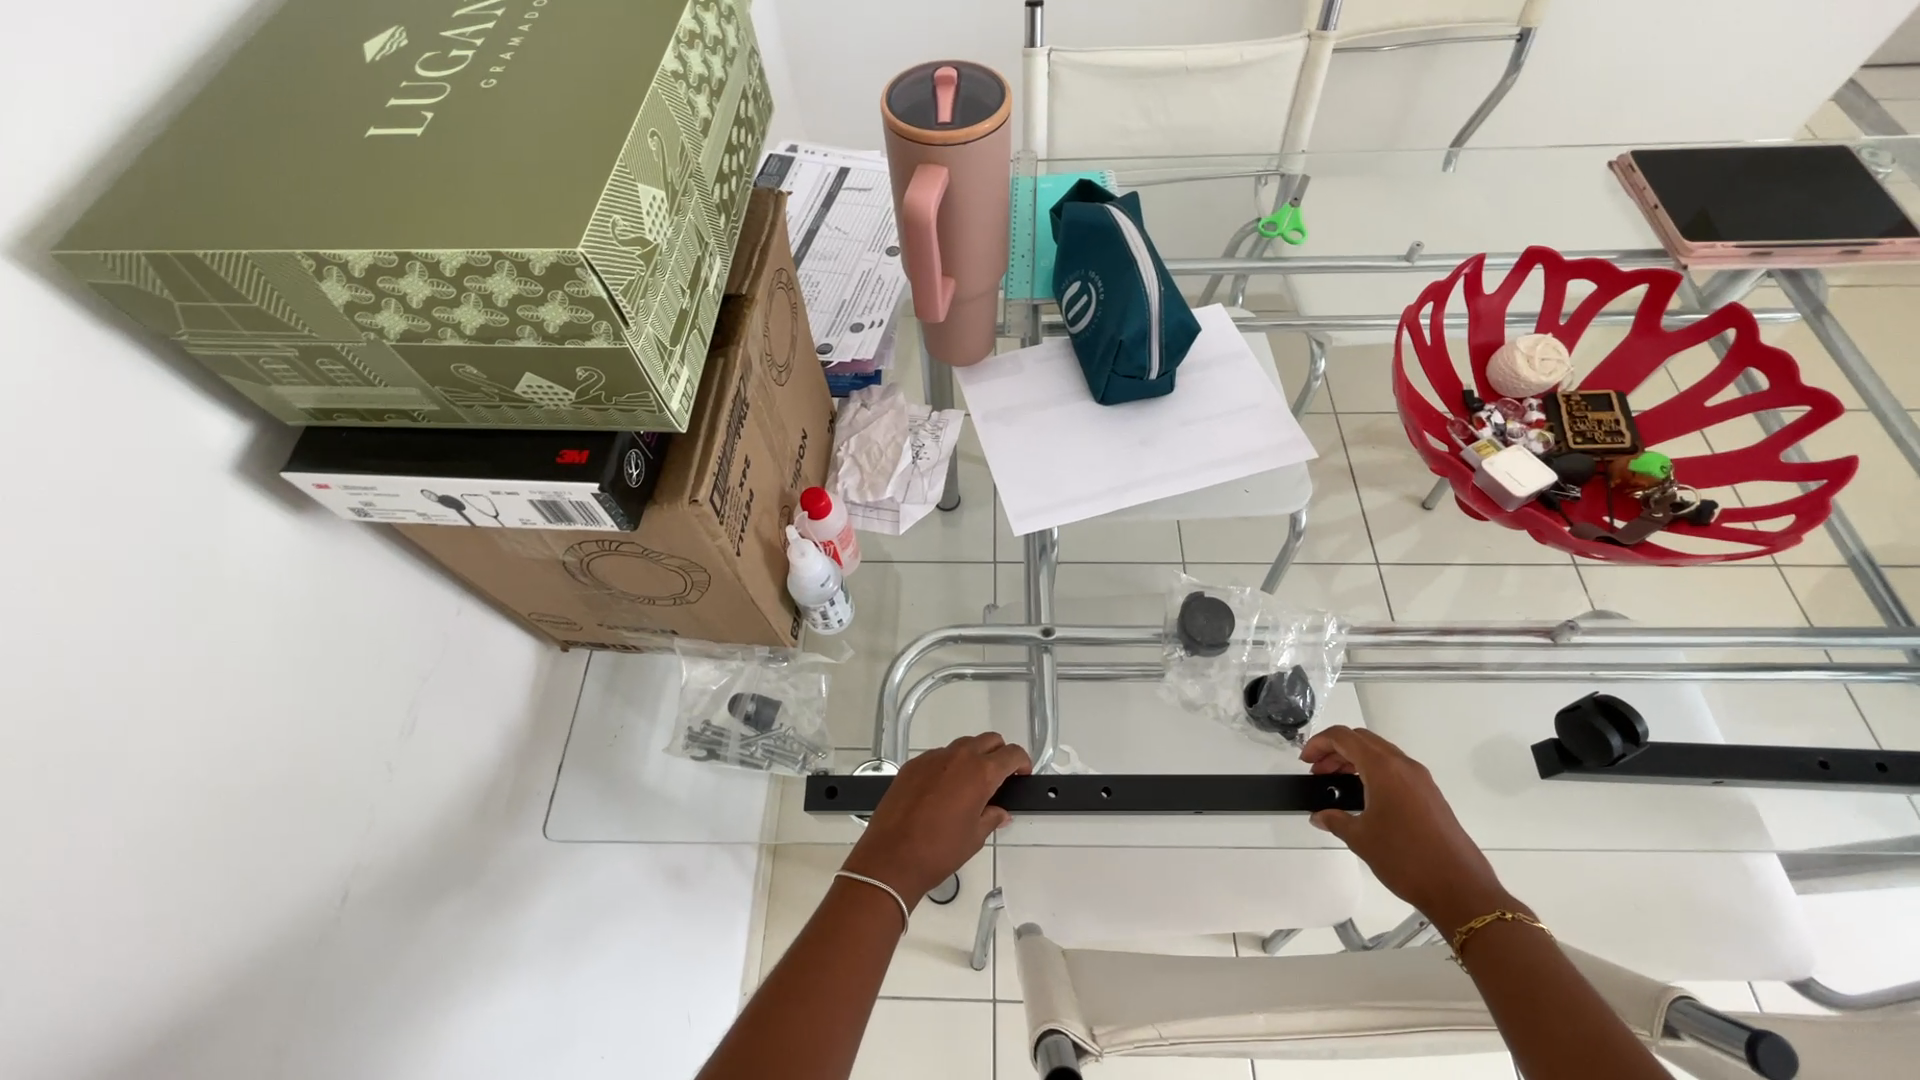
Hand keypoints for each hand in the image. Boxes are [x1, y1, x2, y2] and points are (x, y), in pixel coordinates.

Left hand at [841, 733, 1030, 903]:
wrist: (891, 859)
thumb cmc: (939, 851)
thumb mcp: (974, 837)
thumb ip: (991, 817)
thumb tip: (1000, 812)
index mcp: (980, 773)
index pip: (1011, 754)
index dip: (1022, 763)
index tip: (1022, 775)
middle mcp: (957, 757)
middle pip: (988, 740)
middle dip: (999, 754)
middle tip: (1000, 779)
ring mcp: (931, 759)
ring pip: (961, 746)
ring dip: (973, 758)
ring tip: (970, 787)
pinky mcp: (911, 766)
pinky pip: (938, 757)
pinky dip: (948, 766)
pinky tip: (943, 791)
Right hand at [1300, 725, 1516, 933]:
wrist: (1459, 887)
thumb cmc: (1404, 858)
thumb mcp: (1360, 839)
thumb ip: (1335, 820)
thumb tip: (1319, 816)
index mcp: (1384, 768)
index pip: (1344, 737)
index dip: (1319, 743)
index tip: (1305, 762)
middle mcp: (1404, 766)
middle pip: (1362, 740)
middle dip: (1335, 750)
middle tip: (1318, 773)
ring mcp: (1421, 780)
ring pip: (1381, 753)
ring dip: (1354, 760)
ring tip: (1336, 785)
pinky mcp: (1430, 795)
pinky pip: (1395, 770)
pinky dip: (1373, 772)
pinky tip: (1364, 798)